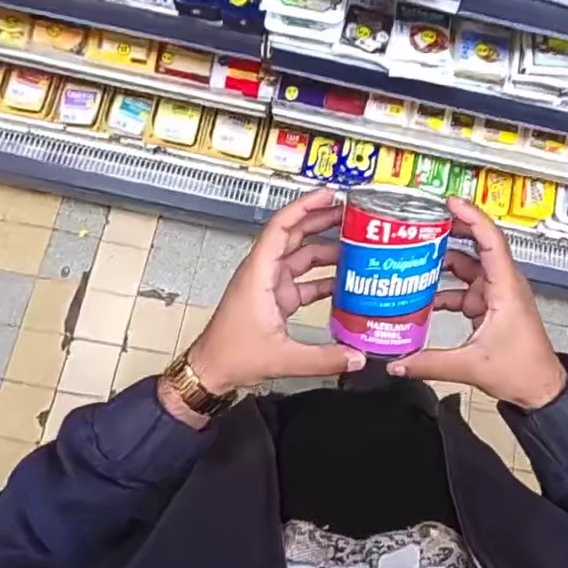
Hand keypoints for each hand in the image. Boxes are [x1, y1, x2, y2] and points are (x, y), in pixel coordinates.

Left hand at [185, 188, 363, 396]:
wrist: (210, 371)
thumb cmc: (229, 355)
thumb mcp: (282, 358)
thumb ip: (324, 359)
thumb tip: (356, 356)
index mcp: (259, 275)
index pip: (282, 227)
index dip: (305, 206)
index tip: (327, 196)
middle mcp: (263, 274)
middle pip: (294, 235)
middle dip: (321, 220)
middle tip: (348, 213)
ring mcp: (269, 286)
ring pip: (300, 256)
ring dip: (326, 248)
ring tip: (353, 244)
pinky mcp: (275, 300)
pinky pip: (303, 280)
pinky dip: (323, 277)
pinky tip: (343, 281)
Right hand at [384, 198, 567, 410]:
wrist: (542, 389)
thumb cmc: (524, 371)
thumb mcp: (472, 365)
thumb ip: (430, 363)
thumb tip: (398, 363)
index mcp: (506, 289)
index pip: (491, 240)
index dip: (471, 217)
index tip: (450, 203)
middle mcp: (503, 285)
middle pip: (477, 246)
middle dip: (451, 232)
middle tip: (424, 222)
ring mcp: (497, 295)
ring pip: (468, 268)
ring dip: (443, 263)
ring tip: (415, 257)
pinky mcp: (491, 308)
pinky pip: (465, 289)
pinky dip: (445, 290)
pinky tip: (424, 297)